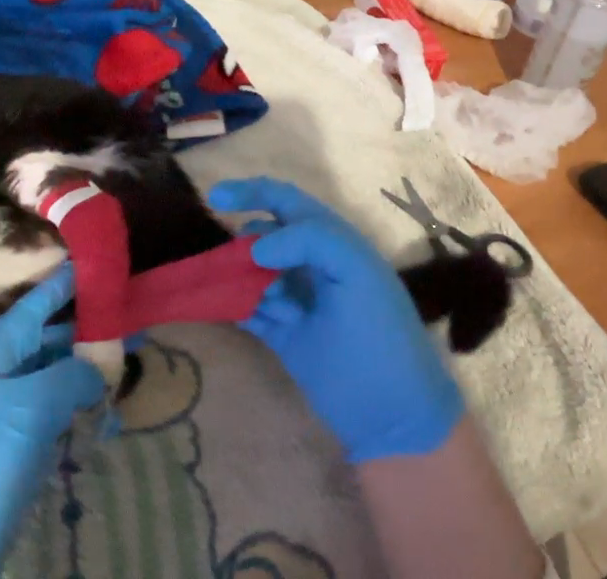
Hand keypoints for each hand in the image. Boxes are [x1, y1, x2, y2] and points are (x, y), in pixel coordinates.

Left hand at [0, 266, 103, 577]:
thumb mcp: (33, 408)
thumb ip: (71, 376)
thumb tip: (97, 368)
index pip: (30, 309)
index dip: (60, 286)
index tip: (90, 264)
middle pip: (41, 342)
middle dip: (81, 331)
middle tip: (124, 321)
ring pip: (45, 380)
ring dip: (80, 370)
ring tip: (119, 364)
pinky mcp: (3, 455)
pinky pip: (44, 416)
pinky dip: (71, 408)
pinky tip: (96, 413)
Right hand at [211, 177, 463, 464]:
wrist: (391, 413)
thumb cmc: (379, 335)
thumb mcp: (356, 271)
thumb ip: (310, 239)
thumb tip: (257, 245)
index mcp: (333, 242)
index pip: (286, 202)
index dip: (252, 192)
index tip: (216, 197)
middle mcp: (311, 265)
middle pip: (262, 236)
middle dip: (245, 246)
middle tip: (245, 272)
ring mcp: (294, 300)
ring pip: (250, 273)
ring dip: (243, 282)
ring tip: (272, 311)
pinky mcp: (281, 334)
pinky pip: (246, 308)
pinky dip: (235, 308)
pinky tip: (237, 314)